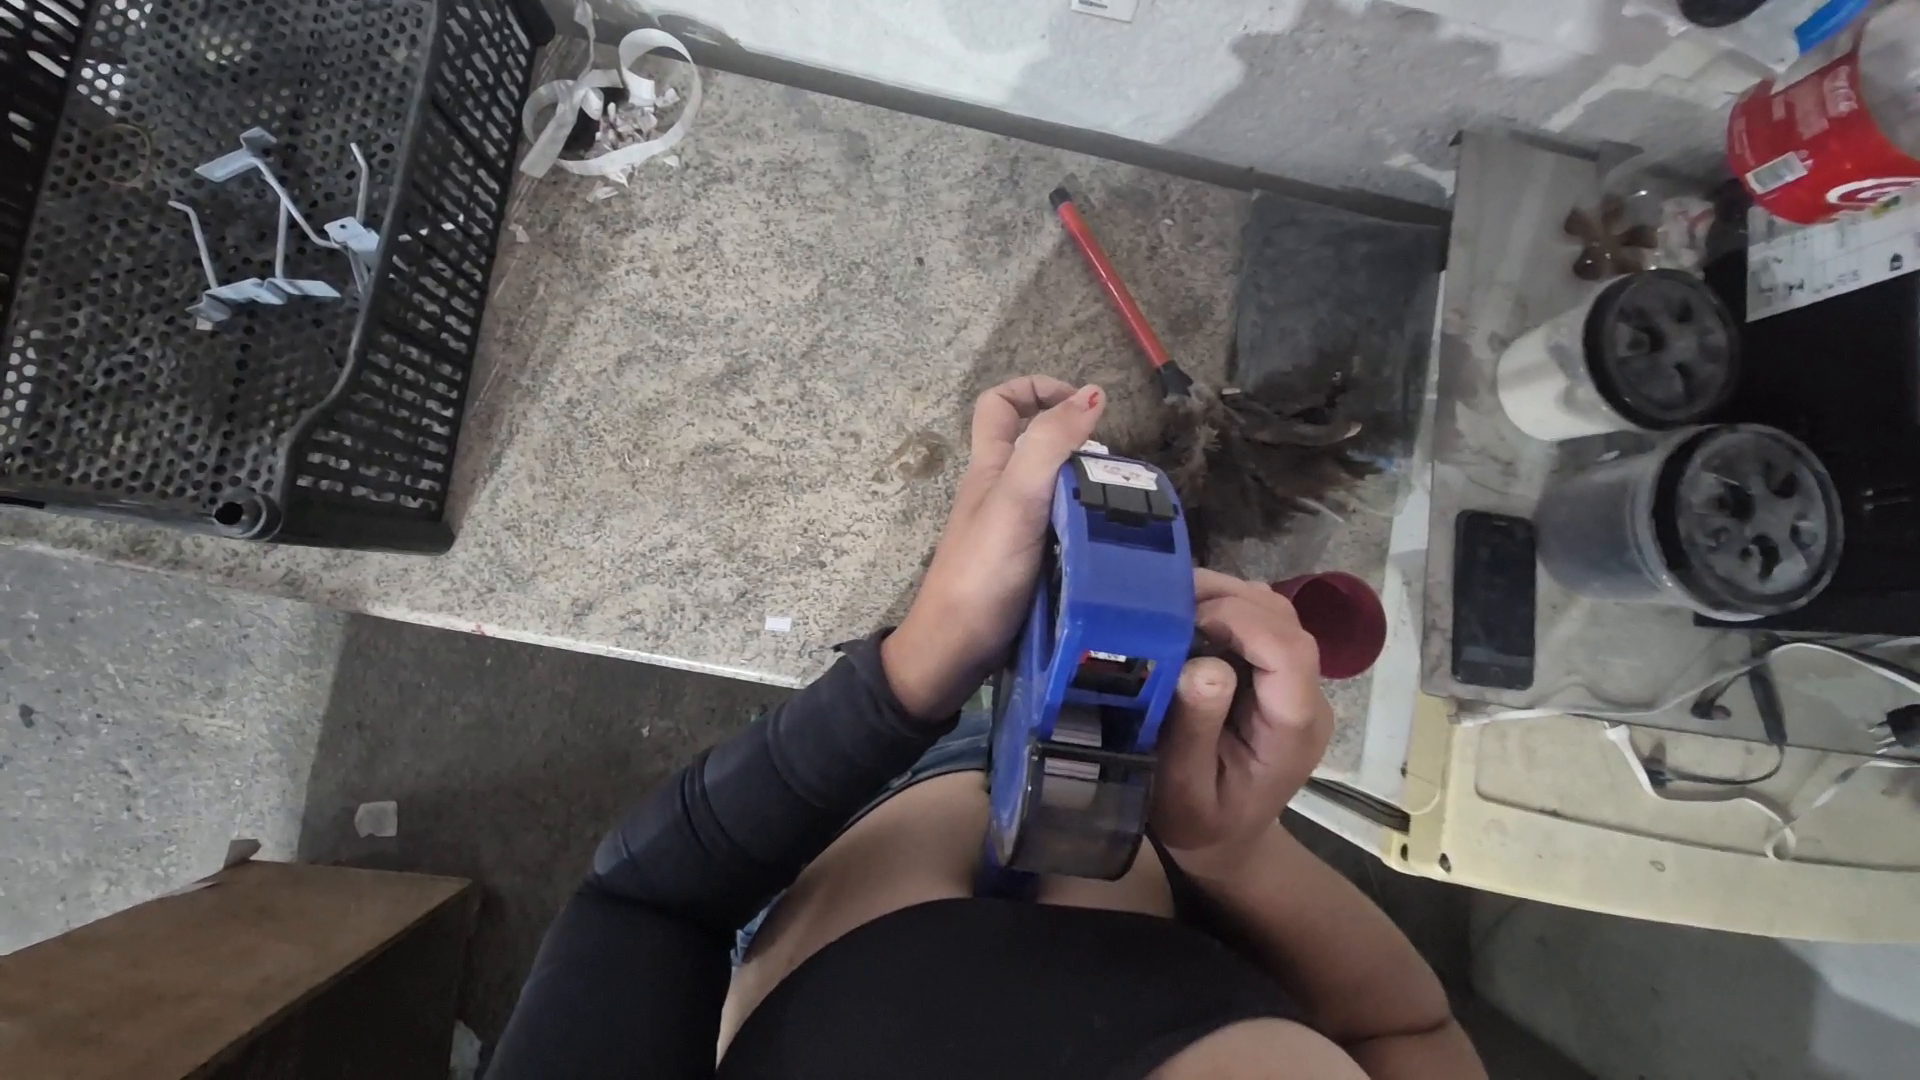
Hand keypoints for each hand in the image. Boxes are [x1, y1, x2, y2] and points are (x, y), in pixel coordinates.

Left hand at [880, 377, 1105, 719]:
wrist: (955, 650)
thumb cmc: (981, 572)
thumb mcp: (1016, 499)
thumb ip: (1049, 446)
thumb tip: (1091, 394)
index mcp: (990, 467)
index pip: (1000, 404)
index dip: (1036, 389)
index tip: (1082, 406)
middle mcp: (1000, 492)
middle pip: (1038, 446)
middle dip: (1080, 447)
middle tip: (1116, 475)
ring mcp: (1014, 530)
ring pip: (1056, 491)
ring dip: (1091, 491)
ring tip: (1126, 511)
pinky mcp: (1028, 564)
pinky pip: (1063, 531)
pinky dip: (1088, 529)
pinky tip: (1113, 544)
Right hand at [1152, 568, 1333, 880]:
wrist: (1224, 839)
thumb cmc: (1198, 821)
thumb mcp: (1184, 791)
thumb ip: (1196, 731)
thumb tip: (1205, 666)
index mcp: (1293, 728)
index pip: (1289, 652)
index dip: (1240, 621)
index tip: (1182, 620)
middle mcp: (1305, 696)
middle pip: (1283, 620)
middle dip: (1225, 598)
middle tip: (1162, 602)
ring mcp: (1292, 682)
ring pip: (1272, 611)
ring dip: (1221, 595)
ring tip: (1167, 603)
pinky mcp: (1272, 673)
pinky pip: (1255, 620)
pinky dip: (1219, 605)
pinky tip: (1183, 615)